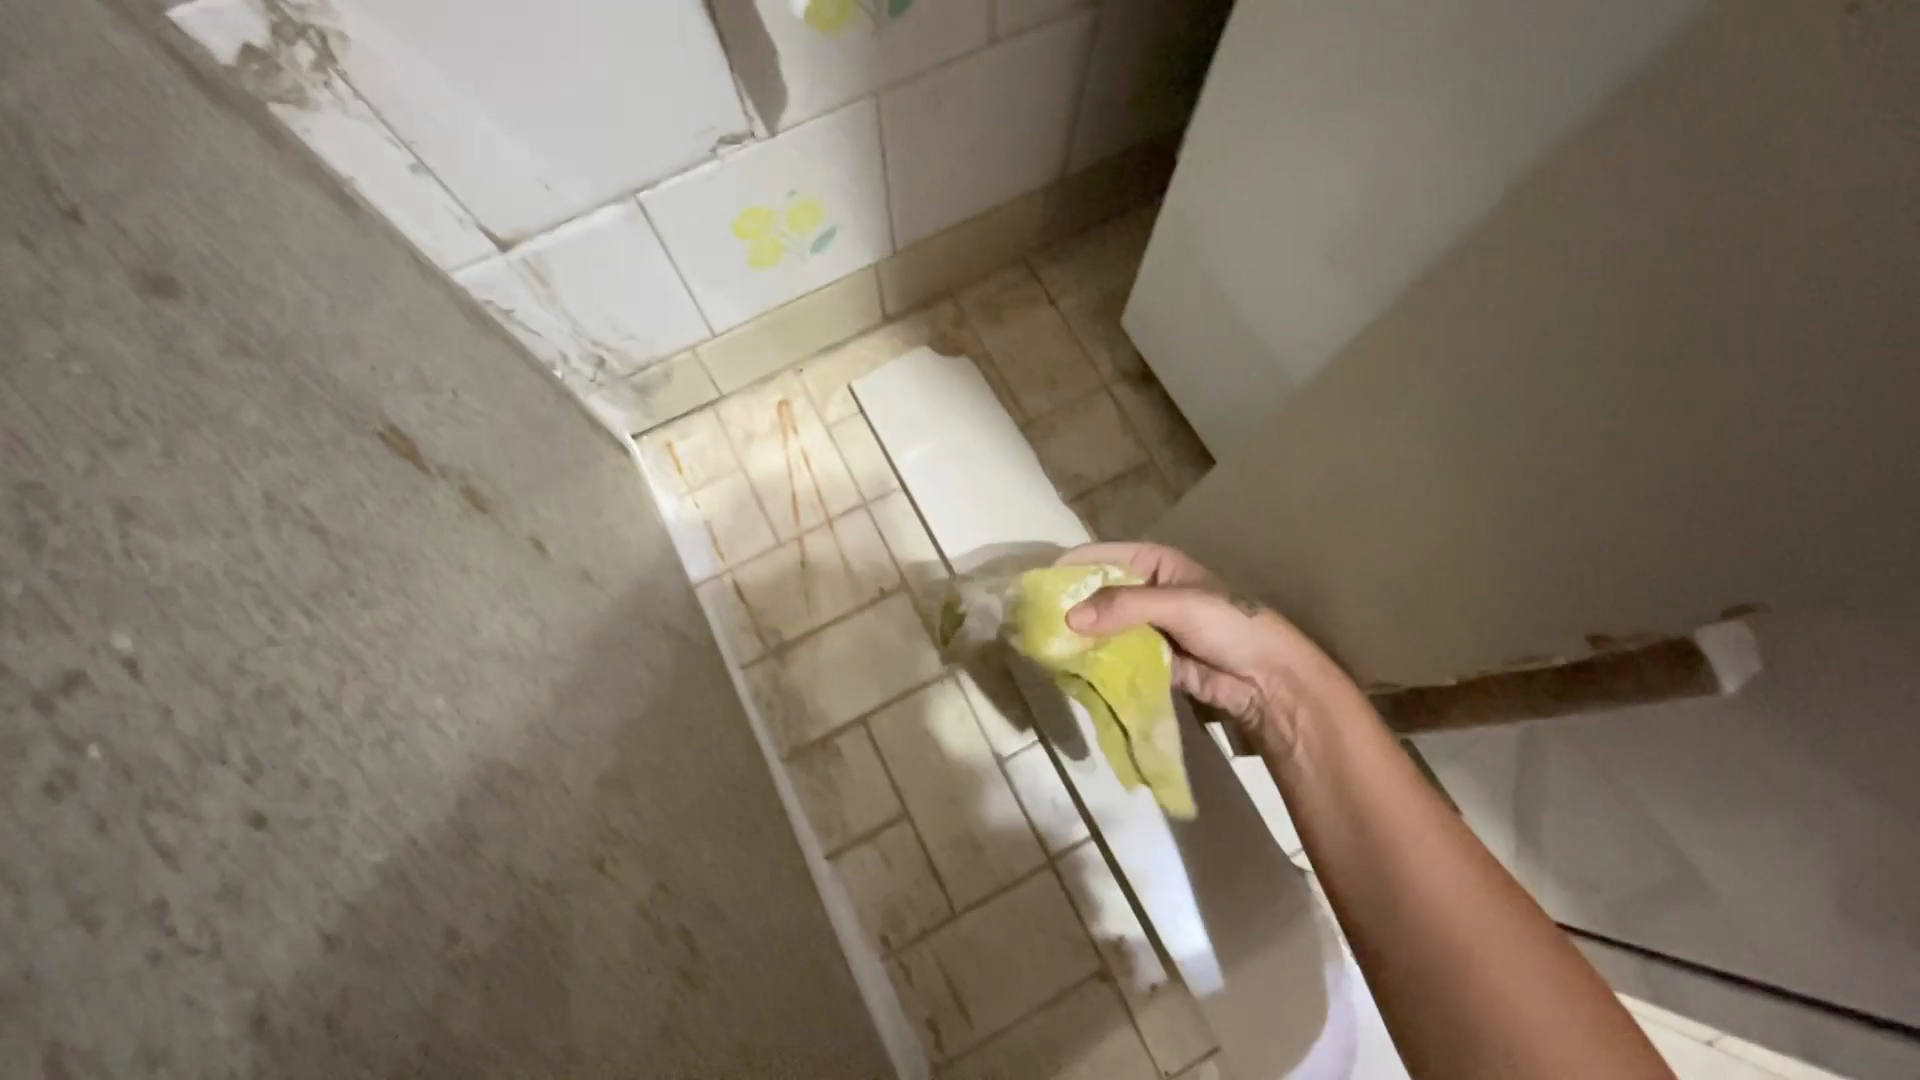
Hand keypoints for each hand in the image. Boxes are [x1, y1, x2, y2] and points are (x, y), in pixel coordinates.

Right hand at [1058, 542, 1352, 758]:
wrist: (1268, 678)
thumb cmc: (1229, 625)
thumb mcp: (1178, 604)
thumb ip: (1124, 607)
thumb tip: (1069, 619)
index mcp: (1152, 563)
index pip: (1100, 557)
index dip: (1067, 568)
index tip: (1034, 586)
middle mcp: (1143, 589)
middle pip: (1094, 592)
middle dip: (1066, 605)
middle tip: (1031, 622)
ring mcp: (1144, 626)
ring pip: (1099, 626)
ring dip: (1076, 636)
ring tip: (1042, 647)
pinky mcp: (1146, 658)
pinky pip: (1111, 655)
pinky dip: (1092, 660)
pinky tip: (1069, 668)